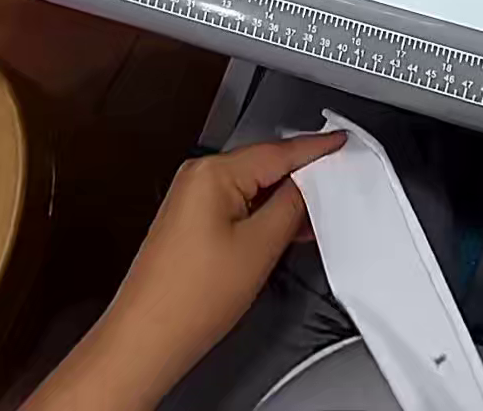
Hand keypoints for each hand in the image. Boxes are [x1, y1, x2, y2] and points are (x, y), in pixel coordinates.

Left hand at [23, 132, 346, 409]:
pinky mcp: (192, 217)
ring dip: (283, 199)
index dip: (314, 148)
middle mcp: (199, 175)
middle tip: (336, 180)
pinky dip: (263, 212)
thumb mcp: (259, 247)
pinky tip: (285, 226)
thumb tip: (309, 184)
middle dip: (300, 176)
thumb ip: (291, 206)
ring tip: (316, 212)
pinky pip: (238, 201)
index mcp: (213, 172)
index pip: (277, 151)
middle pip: (264, 165)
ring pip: (253, 185)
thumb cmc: (189, 300)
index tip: (338, 142)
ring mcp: (193, 196)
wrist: (145, 341)